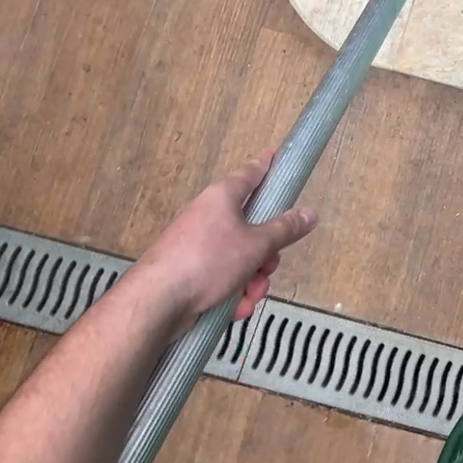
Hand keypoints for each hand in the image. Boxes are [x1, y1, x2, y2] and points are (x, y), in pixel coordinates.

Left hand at [129, 150, 318, 330]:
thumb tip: (310, 213)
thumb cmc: (207, 262)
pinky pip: (220, 275)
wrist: (152, 305)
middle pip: (250, 224)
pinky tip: (236, 308)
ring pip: (238, 254)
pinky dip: (232, 290)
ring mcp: (195, 245)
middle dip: (266, 250)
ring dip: (251, 276)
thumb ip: (285, 229)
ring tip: (251, 295)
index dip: (268, 164)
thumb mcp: (256, 245)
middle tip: (270, 265)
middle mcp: (207, 216)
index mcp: (222, 197)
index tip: (279, 154)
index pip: (251, 172)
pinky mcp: (186, 272)